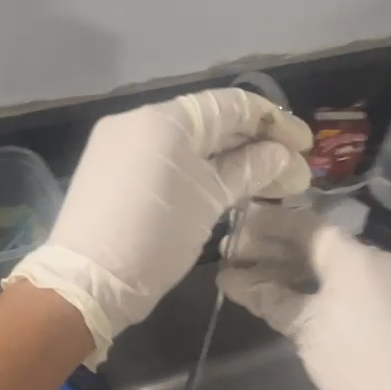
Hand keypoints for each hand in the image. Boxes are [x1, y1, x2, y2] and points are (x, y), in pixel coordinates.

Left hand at [7, 89, 311, 364]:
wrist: (86, 284)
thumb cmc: (154, 240)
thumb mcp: (209, 205)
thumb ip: (248, 172)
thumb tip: (281, 155)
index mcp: (164, 119)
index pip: (231, 105)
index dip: (273, 122)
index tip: (304, 145)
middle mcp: (137, 121)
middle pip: (207, 121)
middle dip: (253, 144)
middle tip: (290, 169)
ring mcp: (118, 144)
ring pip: (185, 142)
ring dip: (226, 159)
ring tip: (264, 181)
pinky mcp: (107, 170)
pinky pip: (161, 159)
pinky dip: (195, 169)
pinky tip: (221, 186)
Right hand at [217, 204, 390, 389]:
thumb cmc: (353, 359)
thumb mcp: (303, 327)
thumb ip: (266, 296)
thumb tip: (229, 278)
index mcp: (353, 256)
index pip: (304, 225)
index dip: (268, 224)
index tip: (237, 227)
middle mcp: (371, 258)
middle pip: (316, 243)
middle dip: (274, 248)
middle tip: (237, 255)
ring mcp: (382, 281)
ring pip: (329, 264)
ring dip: (291, 268)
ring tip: (254, 279)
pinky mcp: (386, 303)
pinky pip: (343, 281)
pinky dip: (313, 283)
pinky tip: (287, 295)